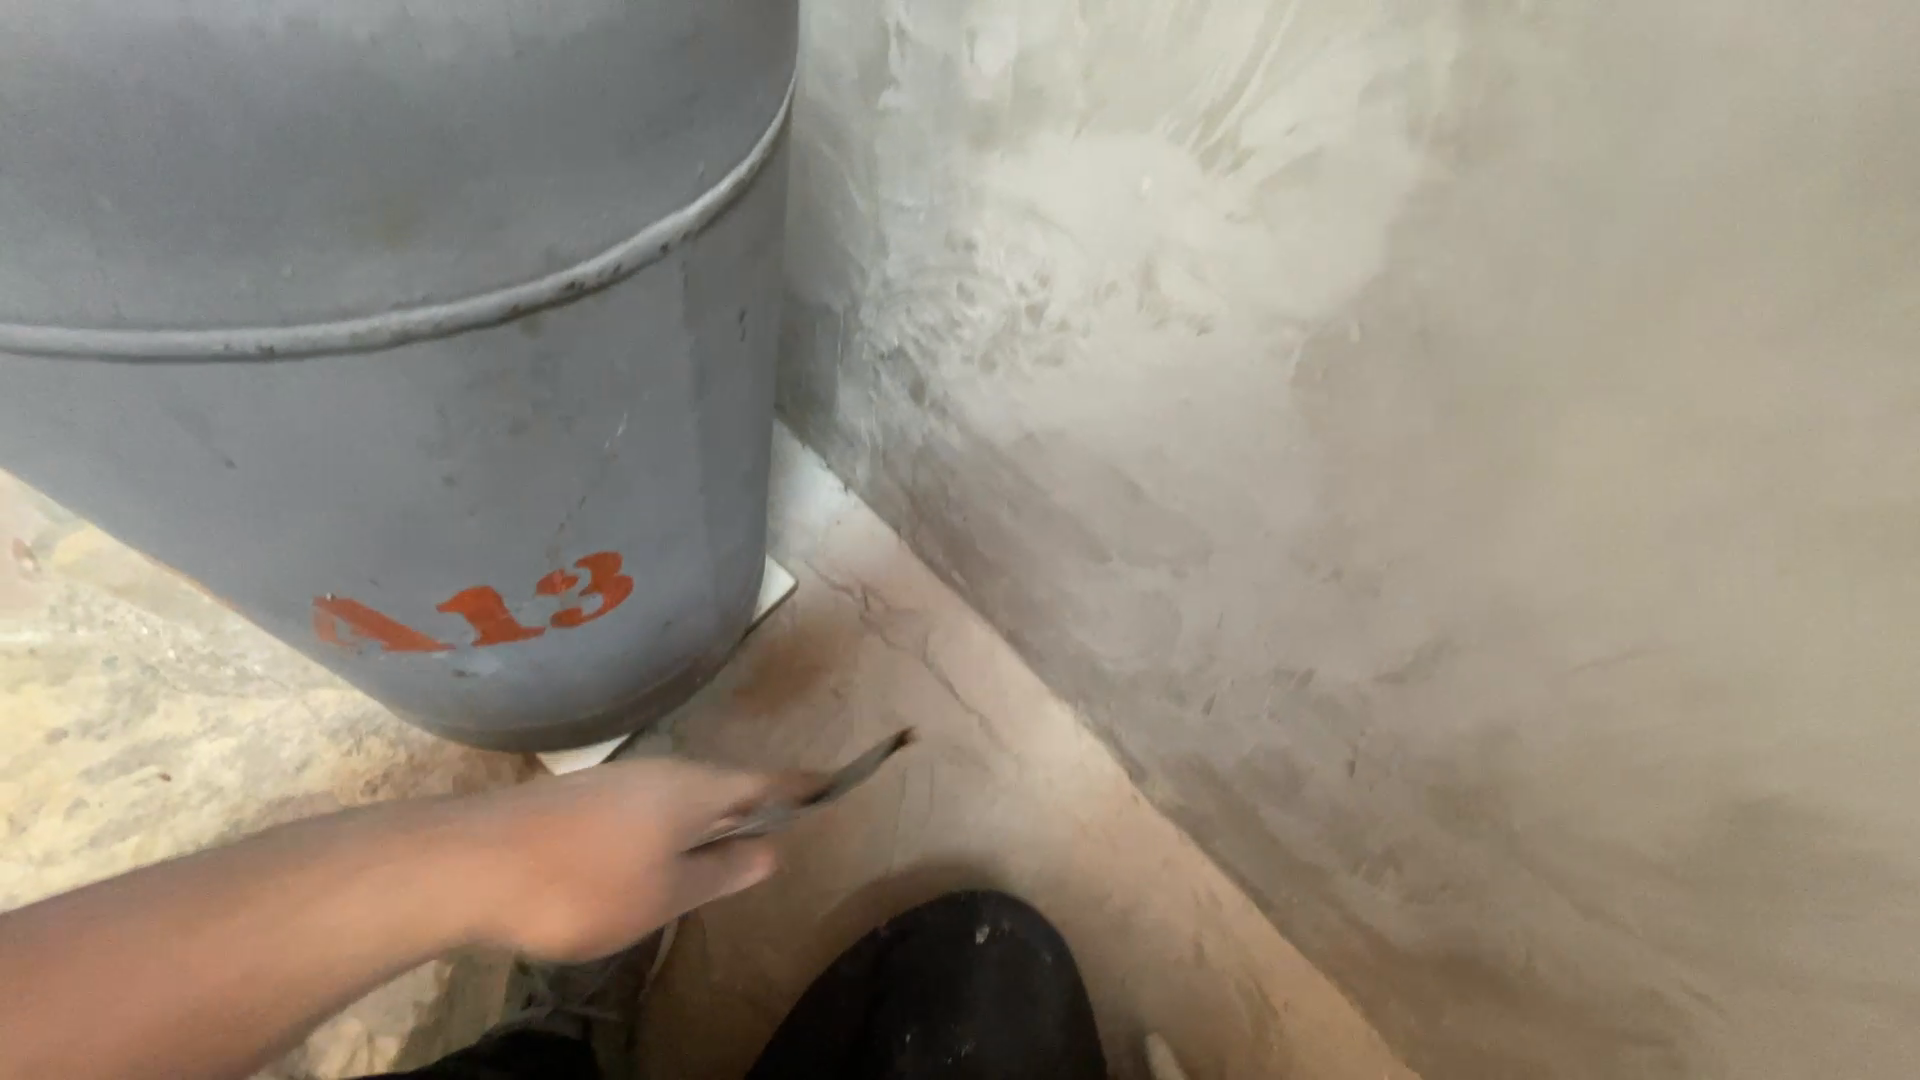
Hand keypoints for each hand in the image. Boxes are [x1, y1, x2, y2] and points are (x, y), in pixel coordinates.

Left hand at [446, 757, 787, 961]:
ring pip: (685, 794)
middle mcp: (667, 771)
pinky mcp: (589, 794)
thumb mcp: (667, 894)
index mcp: (698, 790)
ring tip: (713, 853)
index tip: (829, 782)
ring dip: (707, 818)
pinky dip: (671, 823)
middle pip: (725, 785)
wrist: (472, 862)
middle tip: (769, 834)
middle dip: (751, 807)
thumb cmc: (586, 885)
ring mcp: (624, 777)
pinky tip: (651, 855)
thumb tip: (772, 850)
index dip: (799, 786)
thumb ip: (724, 870)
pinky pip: (652, 802)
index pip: (765, 783)